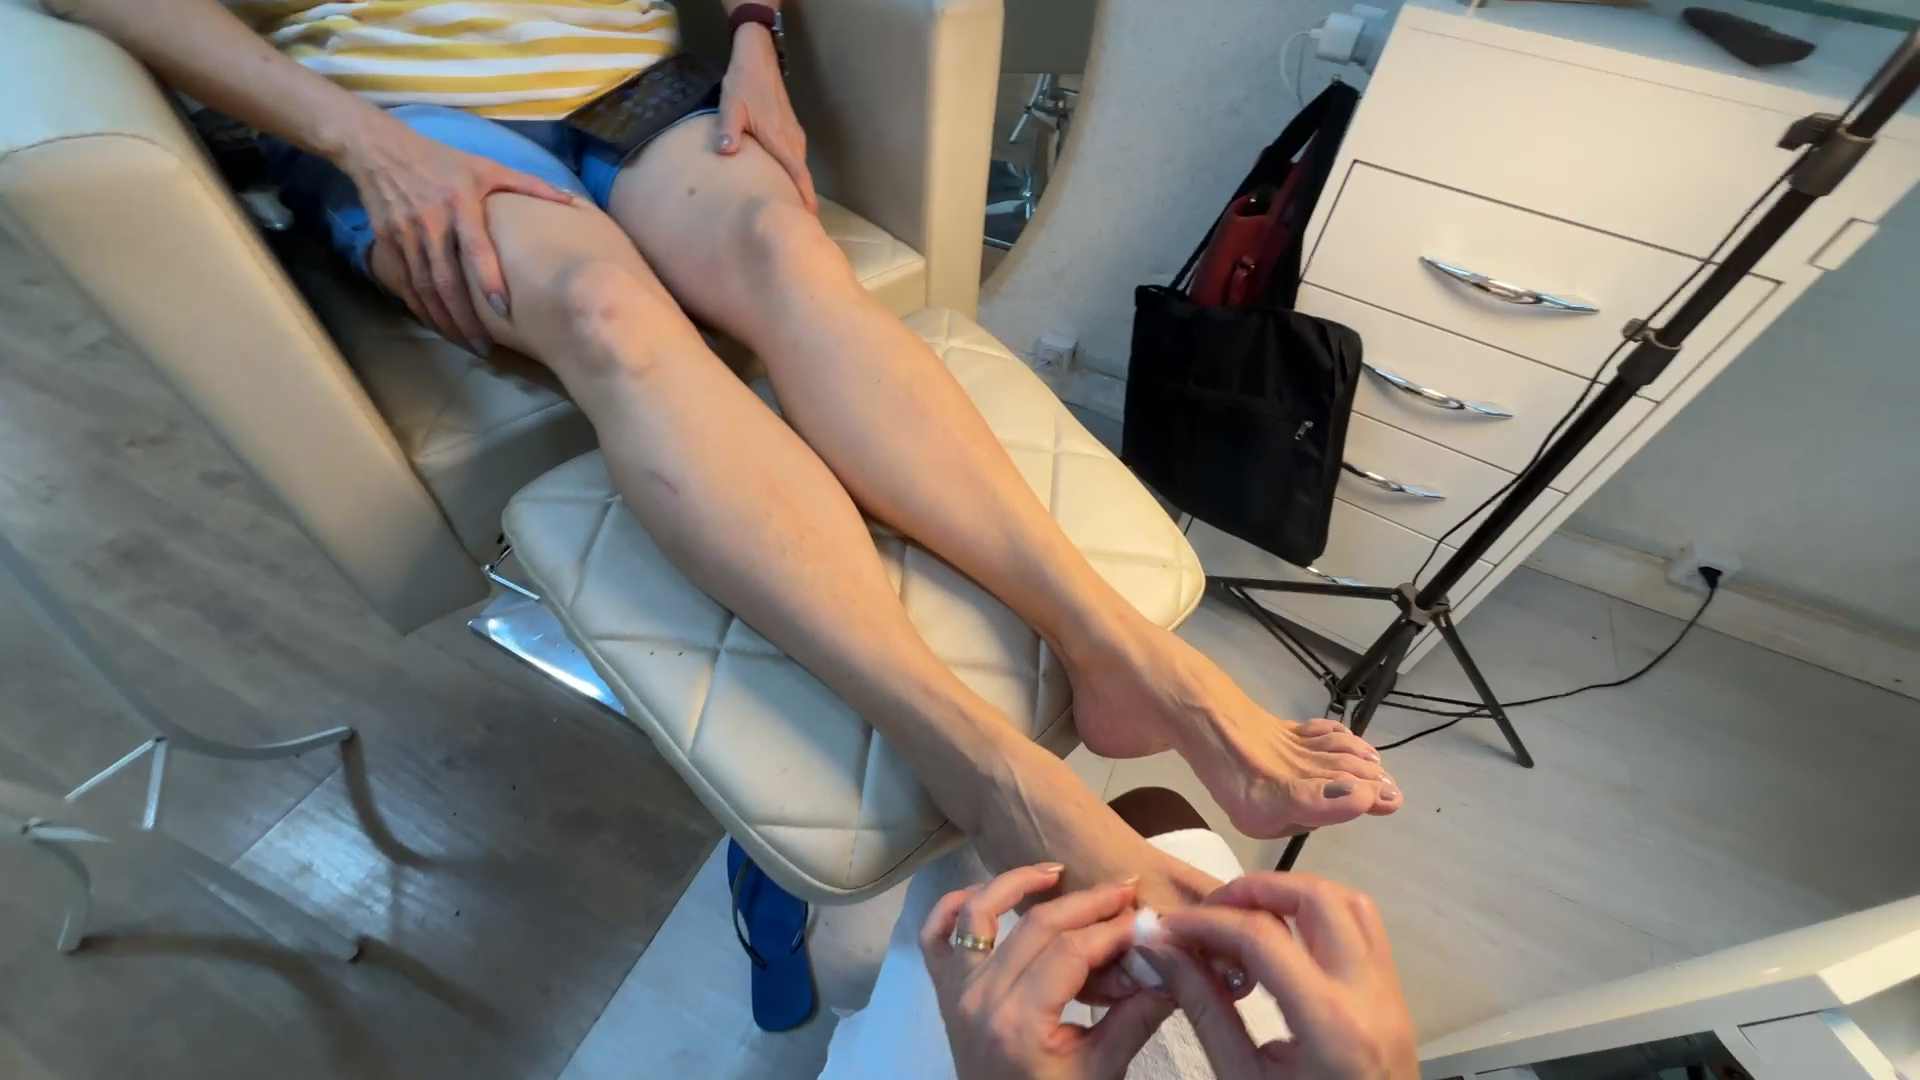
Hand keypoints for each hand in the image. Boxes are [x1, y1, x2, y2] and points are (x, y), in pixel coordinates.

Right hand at [336, 114, 575, 353]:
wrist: (374, 146)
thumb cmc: (441, 159)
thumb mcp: (485, 166)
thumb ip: (528, 185)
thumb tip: (570, 199)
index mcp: (459, 204)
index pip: (475, 247)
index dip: (487, 278)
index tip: (502, 308)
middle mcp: (430, 221)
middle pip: (445, 279)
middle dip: (464, 317)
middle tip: (484, 346)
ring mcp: (405, 233)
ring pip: (422, 286)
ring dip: (443, 319)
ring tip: (465, 343)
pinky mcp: (386, 239)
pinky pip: (403, 281)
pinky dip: (419, 306)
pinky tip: (436, 325)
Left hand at [716, 21, 818, 211]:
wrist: (759, 58)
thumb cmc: (744, 82)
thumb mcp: (731, 105)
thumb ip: (728, 129)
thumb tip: (725, 151)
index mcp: (782, 142)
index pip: (800, 179)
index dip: (805, 202)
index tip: (809, 223)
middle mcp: (794, 143)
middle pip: (803, 180)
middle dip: (803, 202)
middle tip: (798, 226)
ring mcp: (795, 138)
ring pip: (800, 171)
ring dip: (799, 190)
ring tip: (791, 210)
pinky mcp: (792, 133)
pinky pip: (796, 161)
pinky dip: (795, 177)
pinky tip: (785, 184)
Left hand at [921, 864, 1175, 1079]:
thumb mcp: (1103, 1071)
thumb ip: (1136, 1015)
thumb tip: (1170, 962)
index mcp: (1019, 1023)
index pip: (1071, 953)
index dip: (1111, 930)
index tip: (1143, 914)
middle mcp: (981, 998)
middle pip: (1035, 927)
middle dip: (1085, 902)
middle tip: (1122, 888)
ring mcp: (957, 990)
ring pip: (980, 913)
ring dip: (1016, 883)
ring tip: (1056, 871)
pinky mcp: (943, 989)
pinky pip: (936, 933)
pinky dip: (955, 904)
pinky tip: (987, 892)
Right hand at [1139, 874, 1416, 1079]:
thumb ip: (1203, 1007)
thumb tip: (1159, 948)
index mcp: (1333, 1026)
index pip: (1261, 937)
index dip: (1206, 921)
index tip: (1168, 926)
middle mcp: (1371, 999)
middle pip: (1316, 899)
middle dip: (1255, 890)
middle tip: (1213, 911)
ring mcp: (1391, 998)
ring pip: (1349, 904)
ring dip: (1292, 895)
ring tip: (1247, 917)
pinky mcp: (1394, 1002)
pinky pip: (1363, 930)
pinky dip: (1317, 915)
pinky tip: (1282, 939)